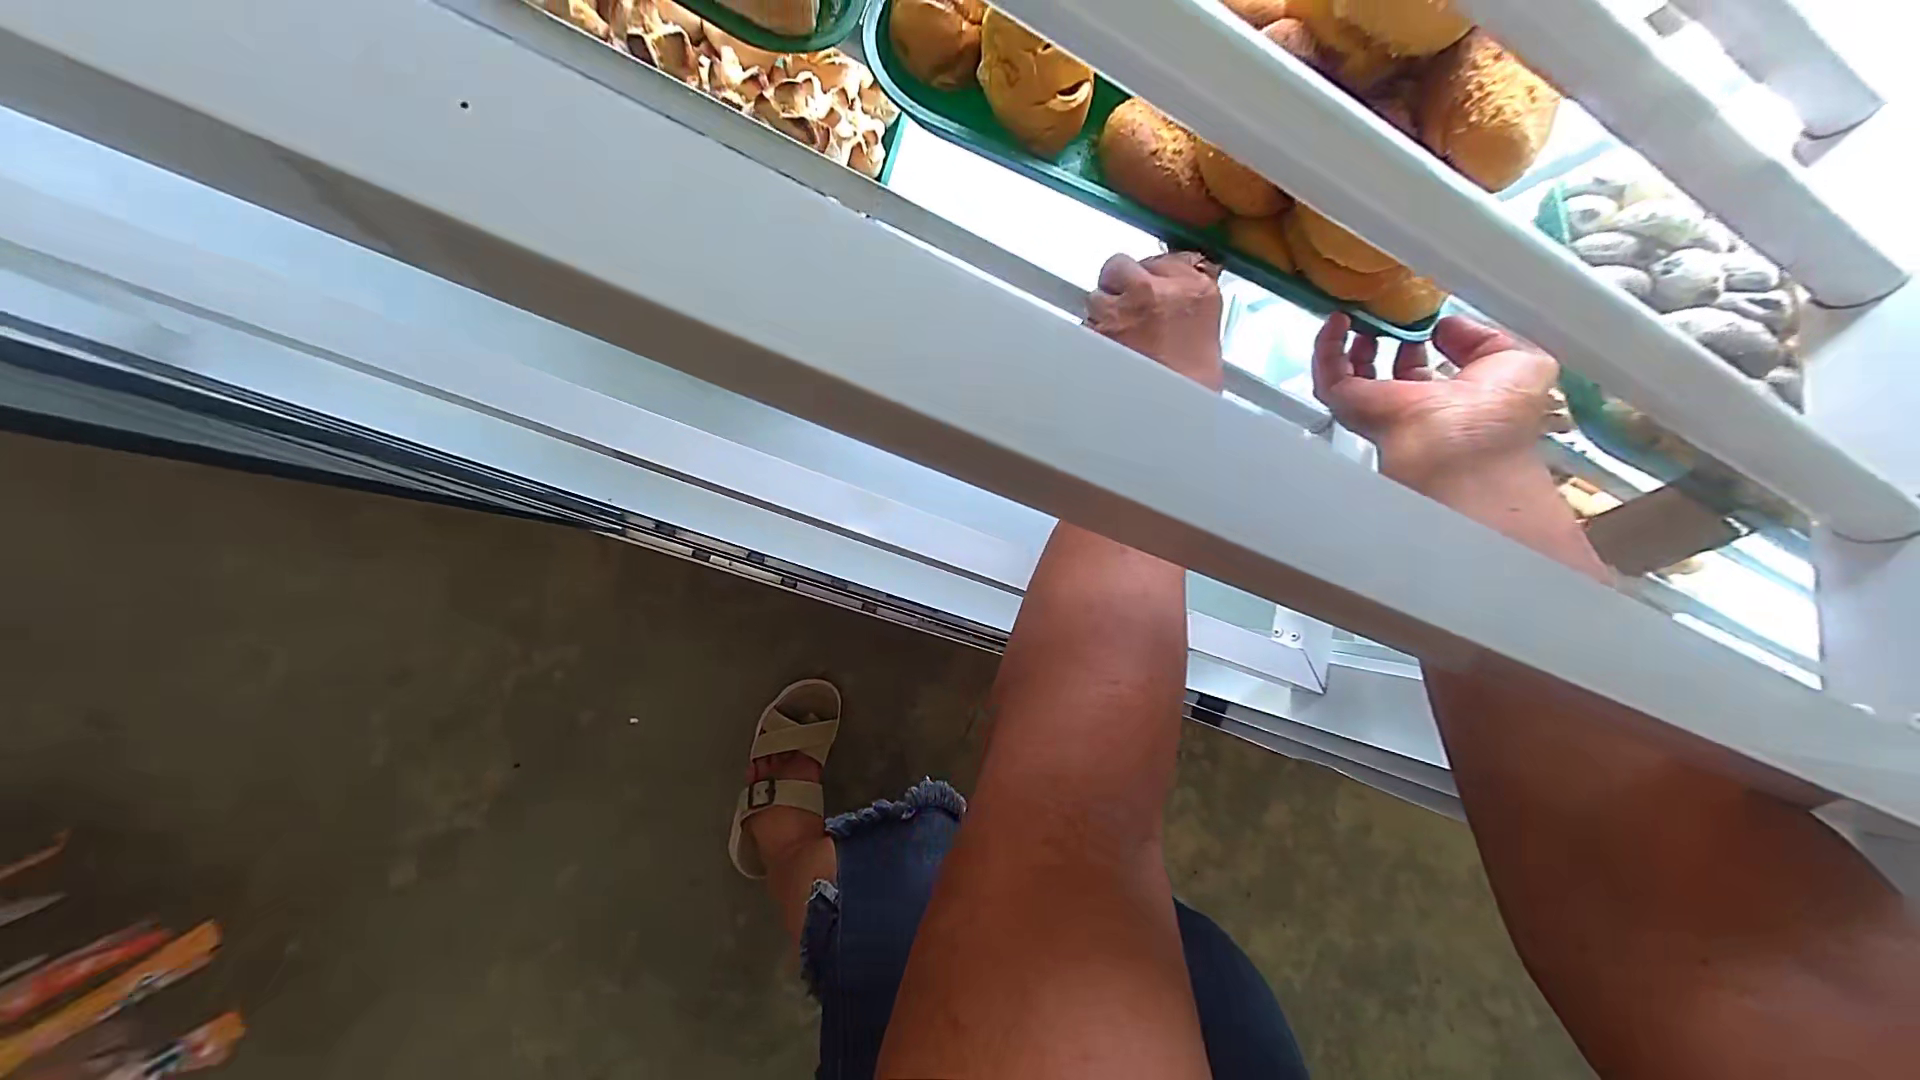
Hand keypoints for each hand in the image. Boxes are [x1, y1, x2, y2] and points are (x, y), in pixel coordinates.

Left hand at [1086, 252, 1224, 390]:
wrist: (1174, 410)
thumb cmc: (1192, 376)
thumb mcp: (1204, 321)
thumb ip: (1182, 289)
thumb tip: (1163, 272)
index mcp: (1189, 286)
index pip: (1156, 259)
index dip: (1144, 275)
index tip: (1143, 287)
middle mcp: (1152, 293)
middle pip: (1117, 266)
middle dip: (1116, 284)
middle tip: (1124, 307)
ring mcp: (1120, 313)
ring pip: (1096, 297)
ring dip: (1102, 313)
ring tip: (1119, 337)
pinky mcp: (1096, 336)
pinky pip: (1085, 326)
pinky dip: (1093, 337)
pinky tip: (1109, 352)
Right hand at [1312, 313, 1559, 491]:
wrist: (1462, 442)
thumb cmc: (1495, 417)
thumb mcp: (1518, 360)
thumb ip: (1486, 337)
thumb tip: (1449, 325)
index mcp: (1440, 398)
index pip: (1417, 367)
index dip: (1415, 338)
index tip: (1414, 315)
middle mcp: (1402, 404)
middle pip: (1377, 368)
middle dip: (1376, 337)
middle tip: (1380, 310)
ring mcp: (1372, 404)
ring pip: (1346, 370)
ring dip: (1347, 341)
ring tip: (1353, 311)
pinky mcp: (1348, 401)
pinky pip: (1328, 370)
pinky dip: (1328, 345)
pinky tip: (1338, 321)